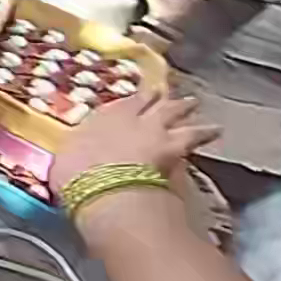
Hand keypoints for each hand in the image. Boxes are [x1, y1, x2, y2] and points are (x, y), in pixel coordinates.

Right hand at [48, 89, 220, 195]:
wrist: (106, 187)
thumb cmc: (74, 174)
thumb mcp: (66, 160)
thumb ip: (78, 152)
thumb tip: (77, 154)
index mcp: (99, 119)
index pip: (117, 105)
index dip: (130, 101)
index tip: (138, 97)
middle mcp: (129, 117)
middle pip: (149, 101)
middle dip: (159, 98)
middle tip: (167, 93)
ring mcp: (155, 129)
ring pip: (176, 112)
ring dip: (185, 108)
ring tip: (194, 103)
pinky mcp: (176, 147)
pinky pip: (195, 136)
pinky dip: (205, 133)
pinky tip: (214, 131)